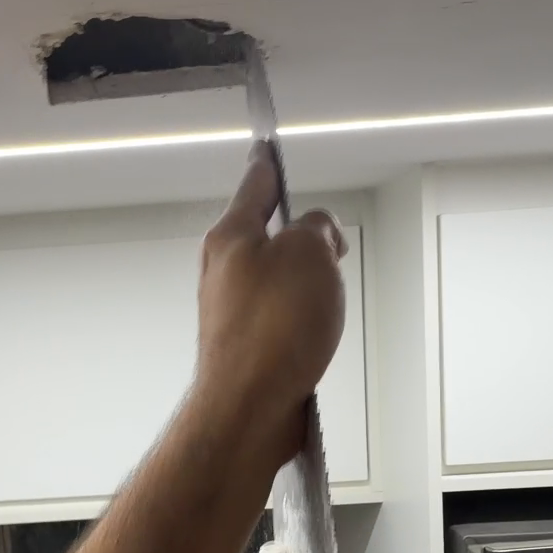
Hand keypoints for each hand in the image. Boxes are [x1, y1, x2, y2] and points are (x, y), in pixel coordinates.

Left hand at [195, 142, 346, 469]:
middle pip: (266, 236)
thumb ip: (316, 228)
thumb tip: (315, 234)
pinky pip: (278, 317)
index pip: (254, 185)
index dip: (267, 163)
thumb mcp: (308, 254)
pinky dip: (300, 319)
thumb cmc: (275, 326)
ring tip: (323, 306)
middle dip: (301, 238)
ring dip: (305, 284)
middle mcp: (222, 271)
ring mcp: (229, 311)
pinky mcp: (242, 345)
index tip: (266, 147)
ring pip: (276, 279)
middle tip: (329, 249)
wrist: (249, 406)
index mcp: (230, 237)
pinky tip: (313, 338)